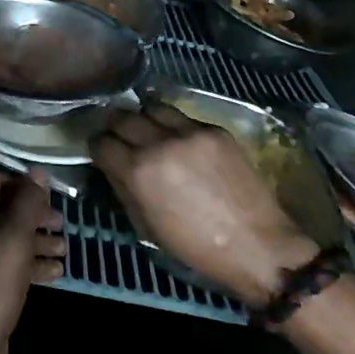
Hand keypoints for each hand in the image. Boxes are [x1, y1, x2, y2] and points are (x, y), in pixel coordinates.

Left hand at [0, 172, 66, 353]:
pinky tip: (56, 272)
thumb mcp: (13, 240)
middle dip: (34, 215)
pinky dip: (30, 264)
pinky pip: (8, 264)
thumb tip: (37, 172)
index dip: (22, 184)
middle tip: (62, 222)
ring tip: (65, 248)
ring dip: (36, 241)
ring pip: (8, 239)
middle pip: (3, 212)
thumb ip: (26, 204)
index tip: (51, 192)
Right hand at [93, 104, 318, 304]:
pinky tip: (177, 138)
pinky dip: (173, 124)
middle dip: (114, 125)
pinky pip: (183, 117)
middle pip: (122, 117)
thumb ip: (122, 187)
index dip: (96, 146)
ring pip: (152, 107)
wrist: (258, 246)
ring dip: (143, 116)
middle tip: (117, 134)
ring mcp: (190, 132)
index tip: (100, 151)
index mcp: (138, 170)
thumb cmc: (194, 245)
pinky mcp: (215, 130)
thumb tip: (111, 165)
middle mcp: (160, 143)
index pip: (101, 142)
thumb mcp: (145, 224)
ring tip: (146, 128)